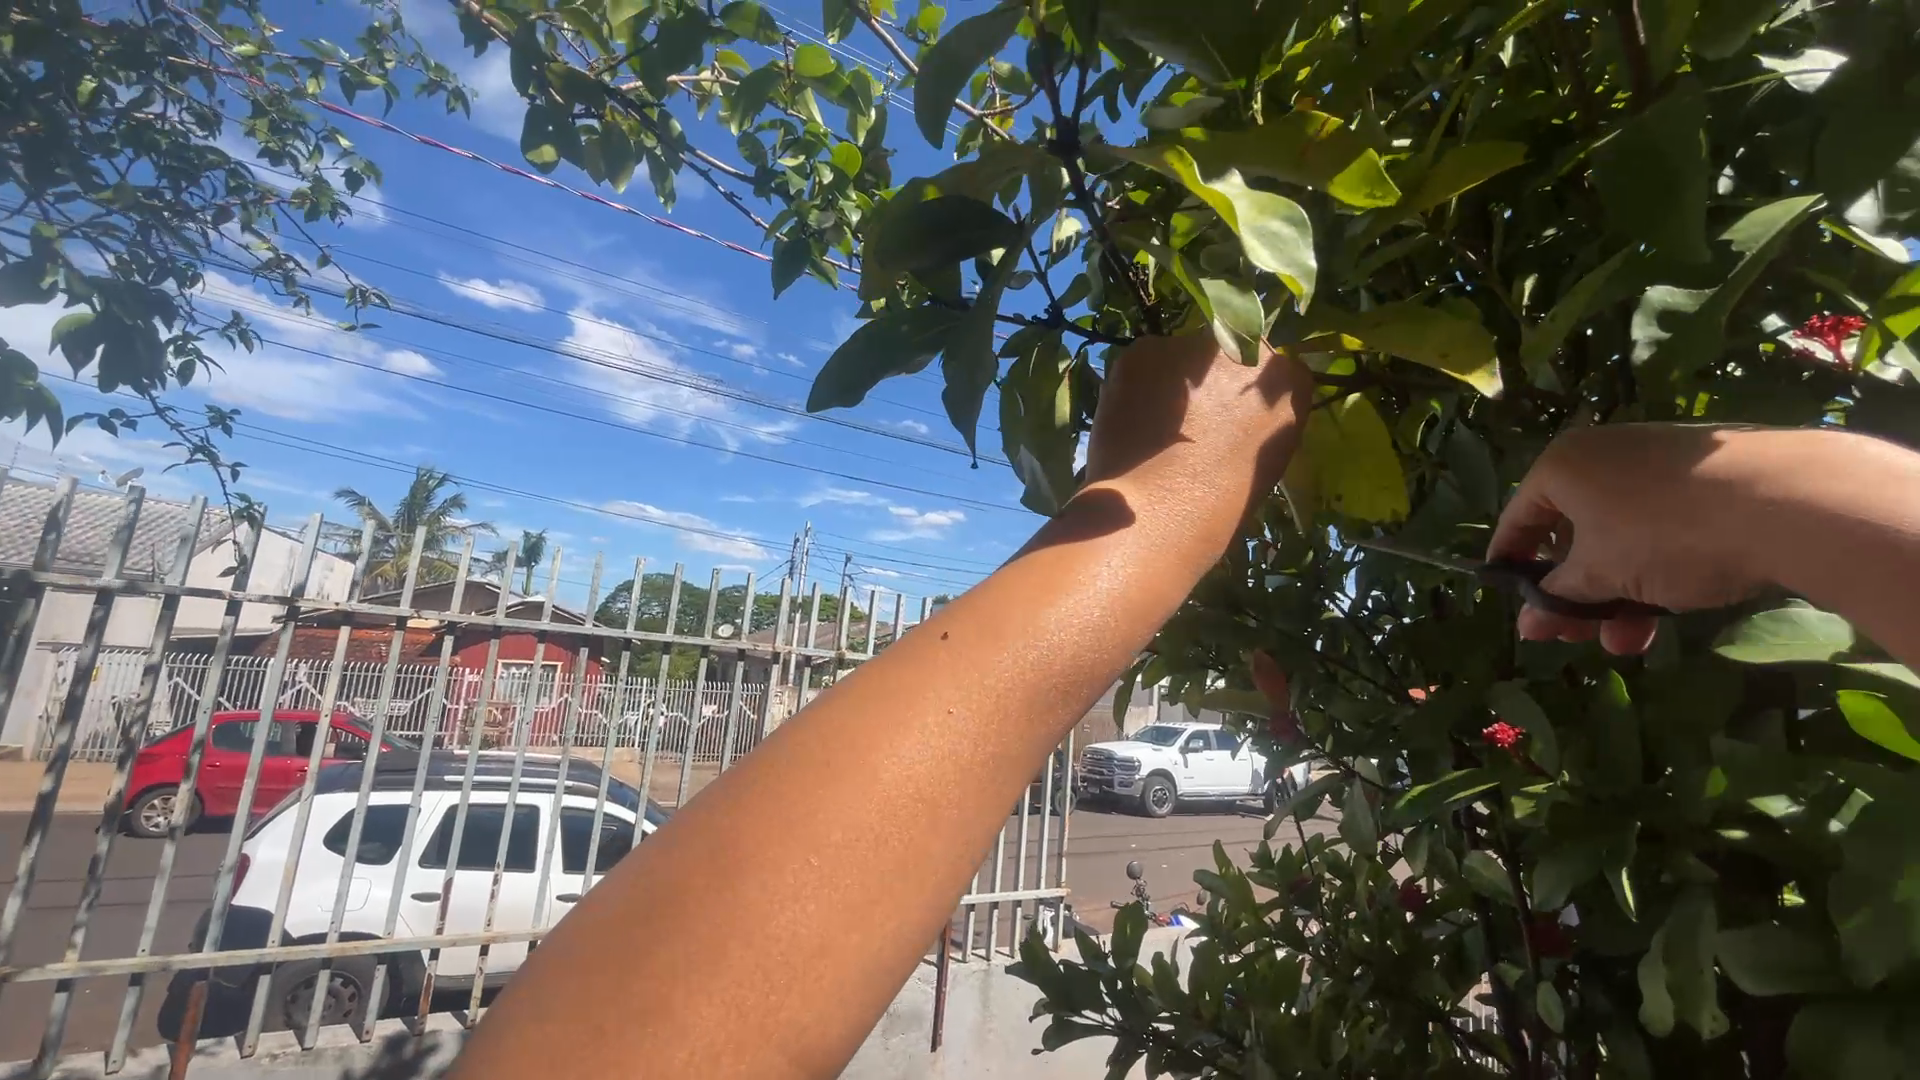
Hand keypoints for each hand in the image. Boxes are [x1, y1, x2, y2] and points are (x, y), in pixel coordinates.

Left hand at [1083, 332, 1311, 514]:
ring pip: (1179, 359)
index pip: (1267, 373)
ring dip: (1169, 384)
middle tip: (1184, 422)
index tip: (1223, 419)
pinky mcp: (1146, 350)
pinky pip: (1141, 364)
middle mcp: (1246, 352)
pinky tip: (1129, 421)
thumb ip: (1255, 423)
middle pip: (1223, 357)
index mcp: (1287, 382)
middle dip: (1207, 382)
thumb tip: (1231, 417)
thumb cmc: (1217, 506)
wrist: (1159, 509)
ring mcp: (1194, 346)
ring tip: (1151, 426)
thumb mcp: (1263, 463)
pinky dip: (1134, 387)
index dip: (1239, 396)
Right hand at [1486, 424, 1780, 654]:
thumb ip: (1557, 597)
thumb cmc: (1666, 534)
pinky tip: (1669, 606)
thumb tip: (1528, 625)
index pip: (1518, 521)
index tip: (1513, 601)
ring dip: (1617, 593)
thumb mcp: (1599, 574)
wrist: (1800, 501)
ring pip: (1621, 536)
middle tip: (1575, 635)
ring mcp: (1662, 462)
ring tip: (1628, 642)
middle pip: (1573, 534)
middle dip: (1575, 593)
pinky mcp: (1713, 476)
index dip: (1511, 565)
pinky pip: (1663, 525)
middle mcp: (1604, 456)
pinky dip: (1656, 566)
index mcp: (1562, 466)